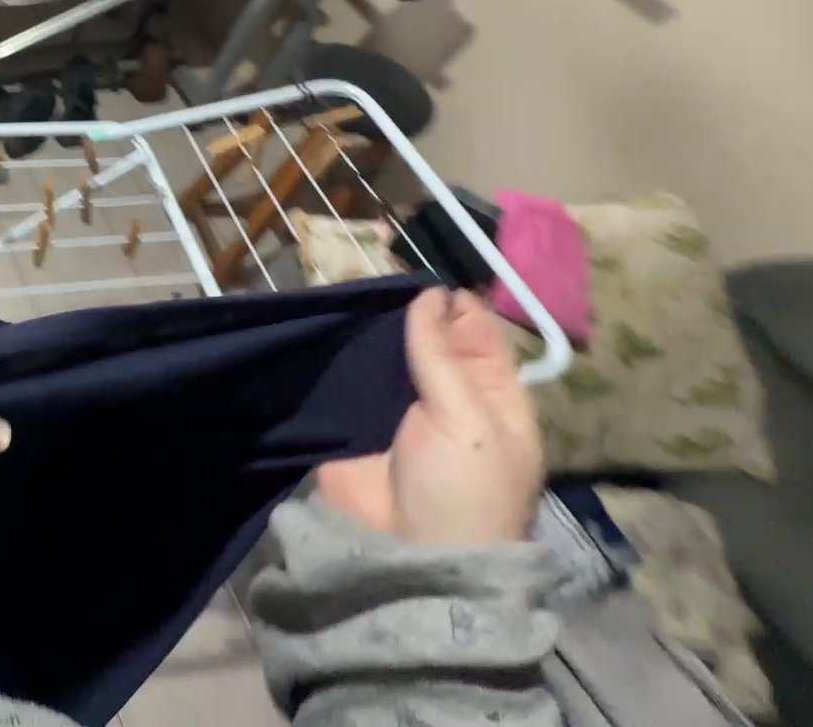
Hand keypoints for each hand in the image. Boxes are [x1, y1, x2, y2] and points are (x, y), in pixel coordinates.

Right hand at [315, 288, 543, 545]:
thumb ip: (441, 354)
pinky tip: (321, 323)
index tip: (416, 264)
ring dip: (366, 325)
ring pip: (381, 351)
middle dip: (402, 305)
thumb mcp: (469, 418)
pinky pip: (344, 375)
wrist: (408, 548)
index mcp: (490, 393)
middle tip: (368, 266)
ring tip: (341, 286)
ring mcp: (394, 404)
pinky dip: (335, 352)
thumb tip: (428, 294)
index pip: (474, 331)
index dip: (450, 299)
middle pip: (424, 336)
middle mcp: (443, 392)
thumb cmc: (462, 486)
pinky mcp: (351, 416)